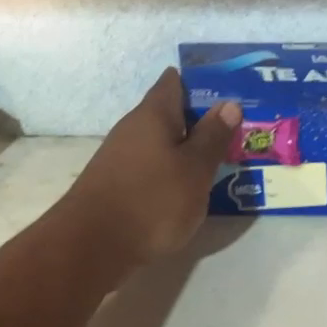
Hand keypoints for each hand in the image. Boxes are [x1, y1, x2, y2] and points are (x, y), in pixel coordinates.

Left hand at [60, 68, 239, 268]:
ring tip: (217, 162)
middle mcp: (133, 126)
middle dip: (198, 120)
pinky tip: (186, 189)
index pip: (175, 81)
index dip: (201, 83)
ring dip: (185, 148)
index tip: (228, 94)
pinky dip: (170, 170)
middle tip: (234, 132)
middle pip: (168, 112)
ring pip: (160, 141)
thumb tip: (229, 102)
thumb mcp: (194, 169)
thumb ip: (212, 136)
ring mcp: (120, 155)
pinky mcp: (116, 182)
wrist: (91, 245)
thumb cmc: (151, 200)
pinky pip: (150, 164)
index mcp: (153, 113)